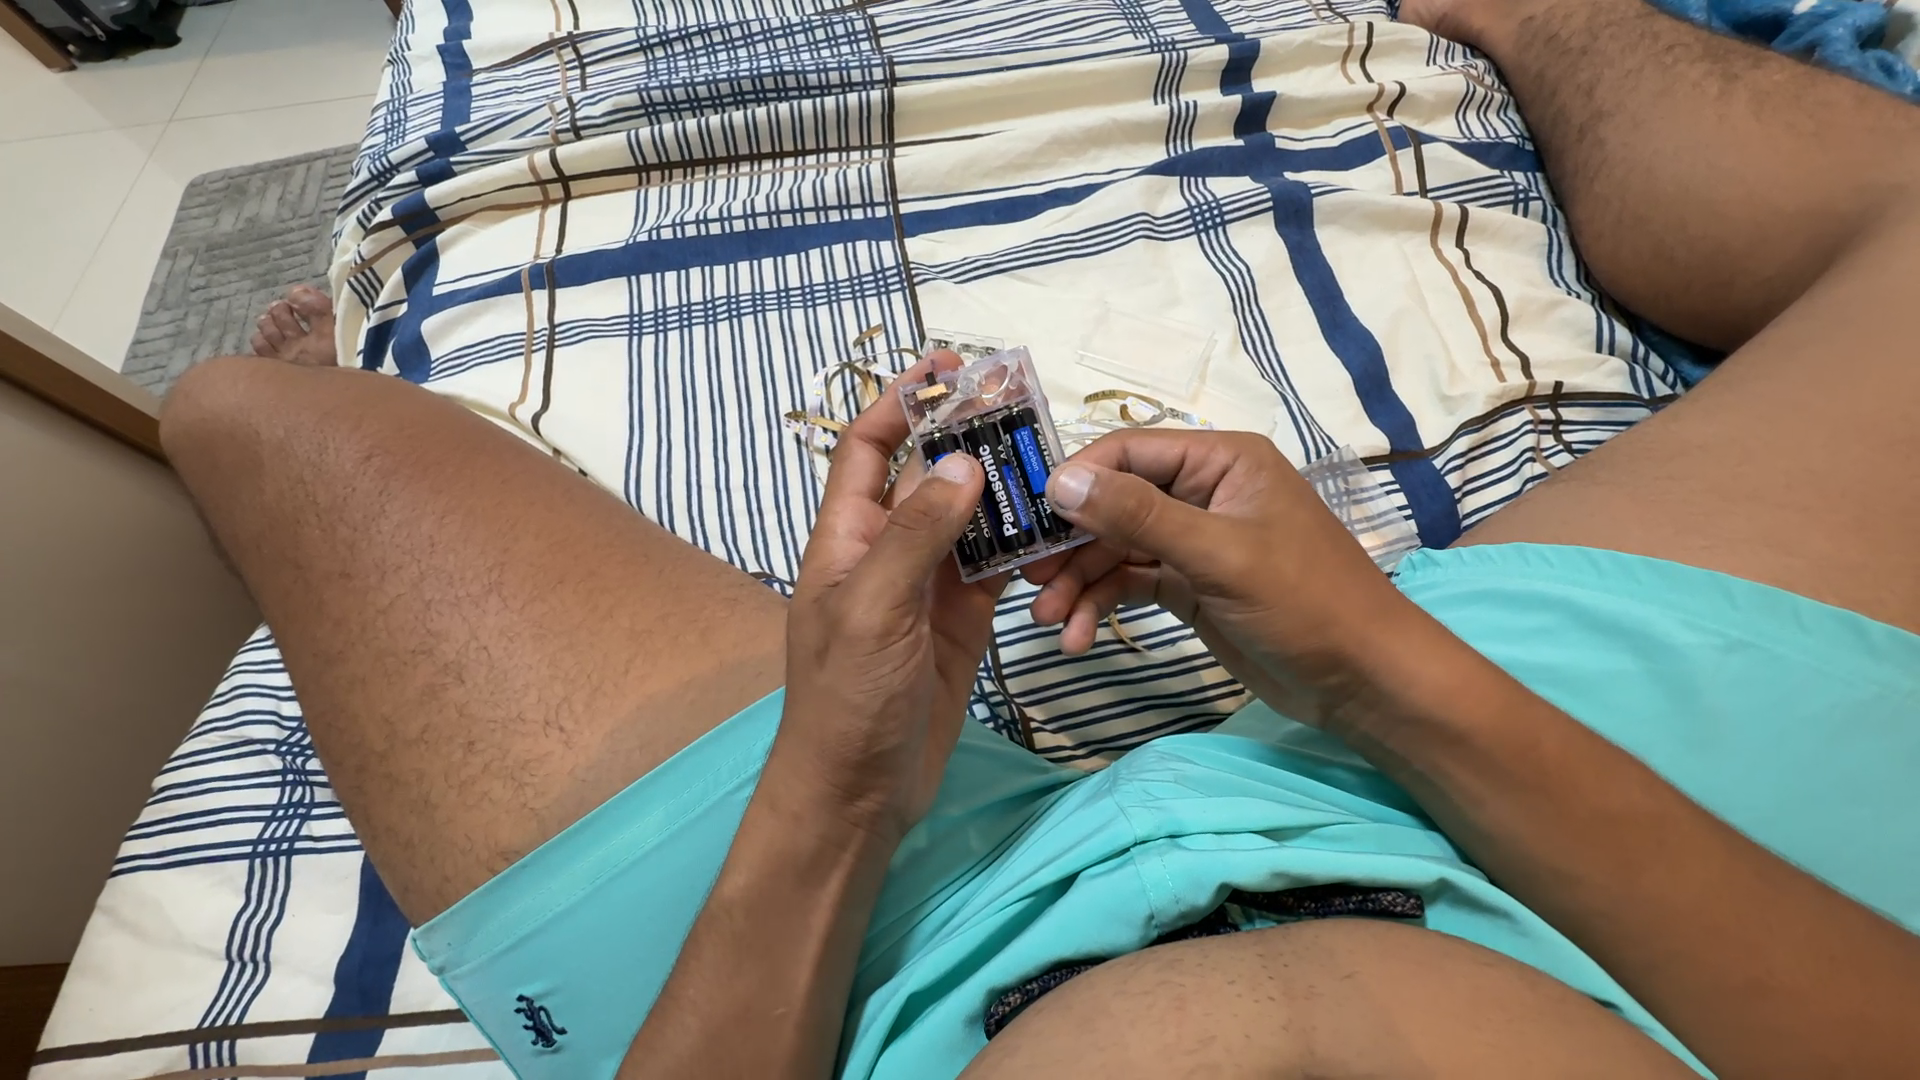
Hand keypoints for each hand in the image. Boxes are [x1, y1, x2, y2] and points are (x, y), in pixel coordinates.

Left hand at [778, 353, 1005, 841]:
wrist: (860, 790)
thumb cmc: (848, 696)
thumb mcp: (875, 608)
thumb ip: (917, 534)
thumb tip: (963, 463)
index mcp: (849, 537)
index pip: (869, 449)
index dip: (900, 402)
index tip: (945, 366)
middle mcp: (888, 551)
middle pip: (930, 476)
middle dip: (968, 438)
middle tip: (1023, 405)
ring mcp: (928, 587)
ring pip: (969, 521)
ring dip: (1003, 492)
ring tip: (1050, 460)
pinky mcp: (961, 621)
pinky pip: (995, 570)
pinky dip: (1022, 548)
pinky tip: (1054, 529)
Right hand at [1023, 430, 1412, 729]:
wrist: (1363, 681)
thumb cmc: (1304, 602)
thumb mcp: (1218, 554)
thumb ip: (1138, 515)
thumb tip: (1060, 482)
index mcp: (1219, 461)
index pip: (1127, 451)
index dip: (1075, 479)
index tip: (1029, 518)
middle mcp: (1201, 493)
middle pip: (1113, 504)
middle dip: (1070, 544)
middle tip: (1027, 578)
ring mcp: (1192, 541)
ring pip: (1115, 550)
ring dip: (1079, 583)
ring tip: (1049, 622)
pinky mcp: (1187, 584)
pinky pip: (1129, 584)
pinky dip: (1101, 606)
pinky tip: (1079, 636)